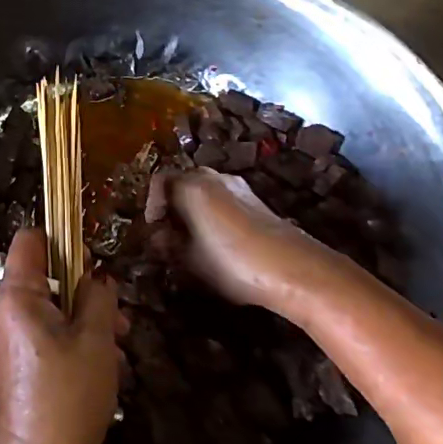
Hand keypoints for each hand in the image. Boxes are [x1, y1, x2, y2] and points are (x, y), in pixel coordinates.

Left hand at [0, 229, 119, 443]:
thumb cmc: (67, 396)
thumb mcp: (95, 337)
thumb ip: (99, 292)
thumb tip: (98, 273)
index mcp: (16, 296)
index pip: (31, 238)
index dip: (63, 234)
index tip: (94, 250)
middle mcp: (6, 309)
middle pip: (47, 272)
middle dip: (86, 284)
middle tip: (117, 307)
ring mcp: (11, 335)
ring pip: (53, 302)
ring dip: (88, 312)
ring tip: (119, 337)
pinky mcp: (20, 358)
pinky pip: (49, 327)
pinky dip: (76, 333)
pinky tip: (105, 356)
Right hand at [145, 168, 336, 311]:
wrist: (290, 267)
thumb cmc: (231, 263)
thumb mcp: (190, 260)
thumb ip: (170, 245)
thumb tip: (160, 237)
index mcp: (193, 186)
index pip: (160, 181)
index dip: (152, 204)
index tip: (153, 229)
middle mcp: (214, 177)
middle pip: (184, 182)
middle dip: (173, 206)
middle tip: (169, 235)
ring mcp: (238, 185)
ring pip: (206, 189)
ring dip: (195, 209)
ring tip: (193, 240)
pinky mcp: (256, 199)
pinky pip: (225, 197)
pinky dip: (214, 212)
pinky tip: (220, 241)